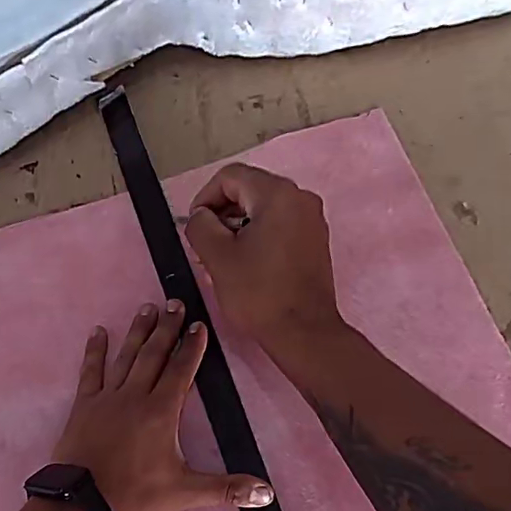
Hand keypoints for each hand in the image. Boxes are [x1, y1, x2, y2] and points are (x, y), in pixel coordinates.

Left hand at [51, 300, 273, 510]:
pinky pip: (91, 371)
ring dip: (138, 332)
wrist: (80, 505)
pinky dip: (95, 350)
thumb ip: (227, 489)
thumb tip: (267, 494)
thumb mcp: (185, 494)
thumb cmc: (134, 497)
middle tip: (175, 302)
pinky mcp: (83, 406)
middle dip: (167, 328)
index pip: (181, 371)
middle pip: (154, 355)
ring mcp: (106, 399)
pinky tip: (99, 332)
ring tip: (147, 308)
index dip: (192, 347)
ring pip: (126, 357)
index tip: (199, 324)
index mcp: (161, 412)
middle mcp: (135, 397)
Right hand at [183, 164, 346, 351]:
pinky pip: (282, 228)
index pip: (230, 177)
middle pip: (250, 190)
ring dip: (240, 227)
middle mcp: (301, 200)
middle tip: (206, 244)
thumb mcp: (217, 258)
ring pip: (266, 211)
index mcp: (278, 195)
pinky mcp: (316, 244)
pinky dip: (261, 238)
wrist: (303, 333)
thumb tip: (200, 217)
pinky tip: (248, 265)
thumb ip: (200, 226)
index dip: (204, 198)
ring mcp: (313, 222)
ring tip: (224, 258)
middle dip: (223, 213)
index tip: (194, 225)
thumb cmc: (261, 296)